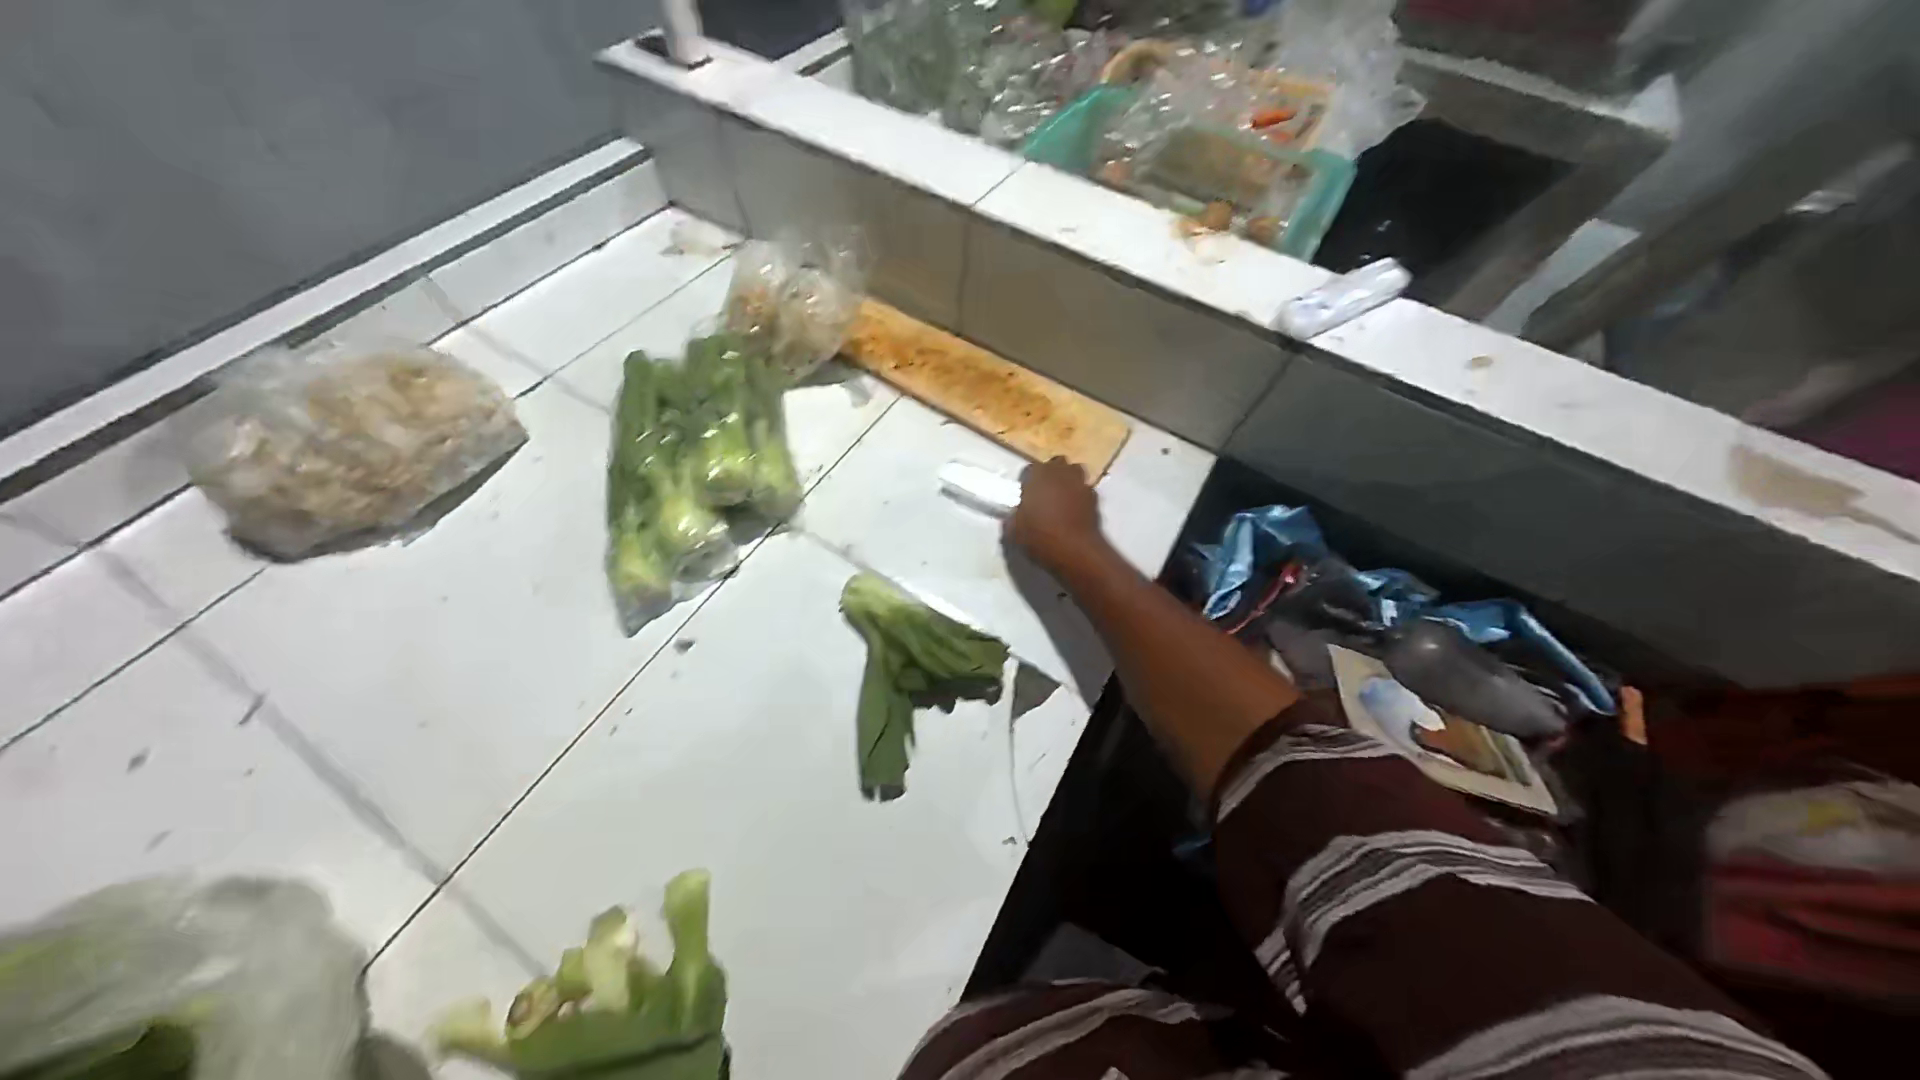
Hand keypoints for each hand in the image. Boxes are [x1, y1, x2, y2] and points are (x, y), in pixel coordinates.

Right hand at [1006, 457, 1104, 576]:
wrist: (1076, 552)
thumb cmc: (1040, 537)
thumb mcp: (1015, 531)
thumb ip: (1014, 518)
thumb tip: (1015, 516)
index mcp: (1039, 476)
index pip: (1031, 469)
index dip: (1028, 481)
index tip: (1025, 494)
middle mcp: (1062, 473)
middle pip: (1057, 464)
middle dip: (1052, 473)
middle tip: (1044, 492)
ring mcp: (1082, 484)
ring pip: (1076, 473)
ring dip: (1069, 481)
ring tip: (1062, 498)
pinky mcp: (1096, 499)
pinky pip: (1086, 492)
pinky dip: (1080, 498)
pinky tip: (1075, 512)